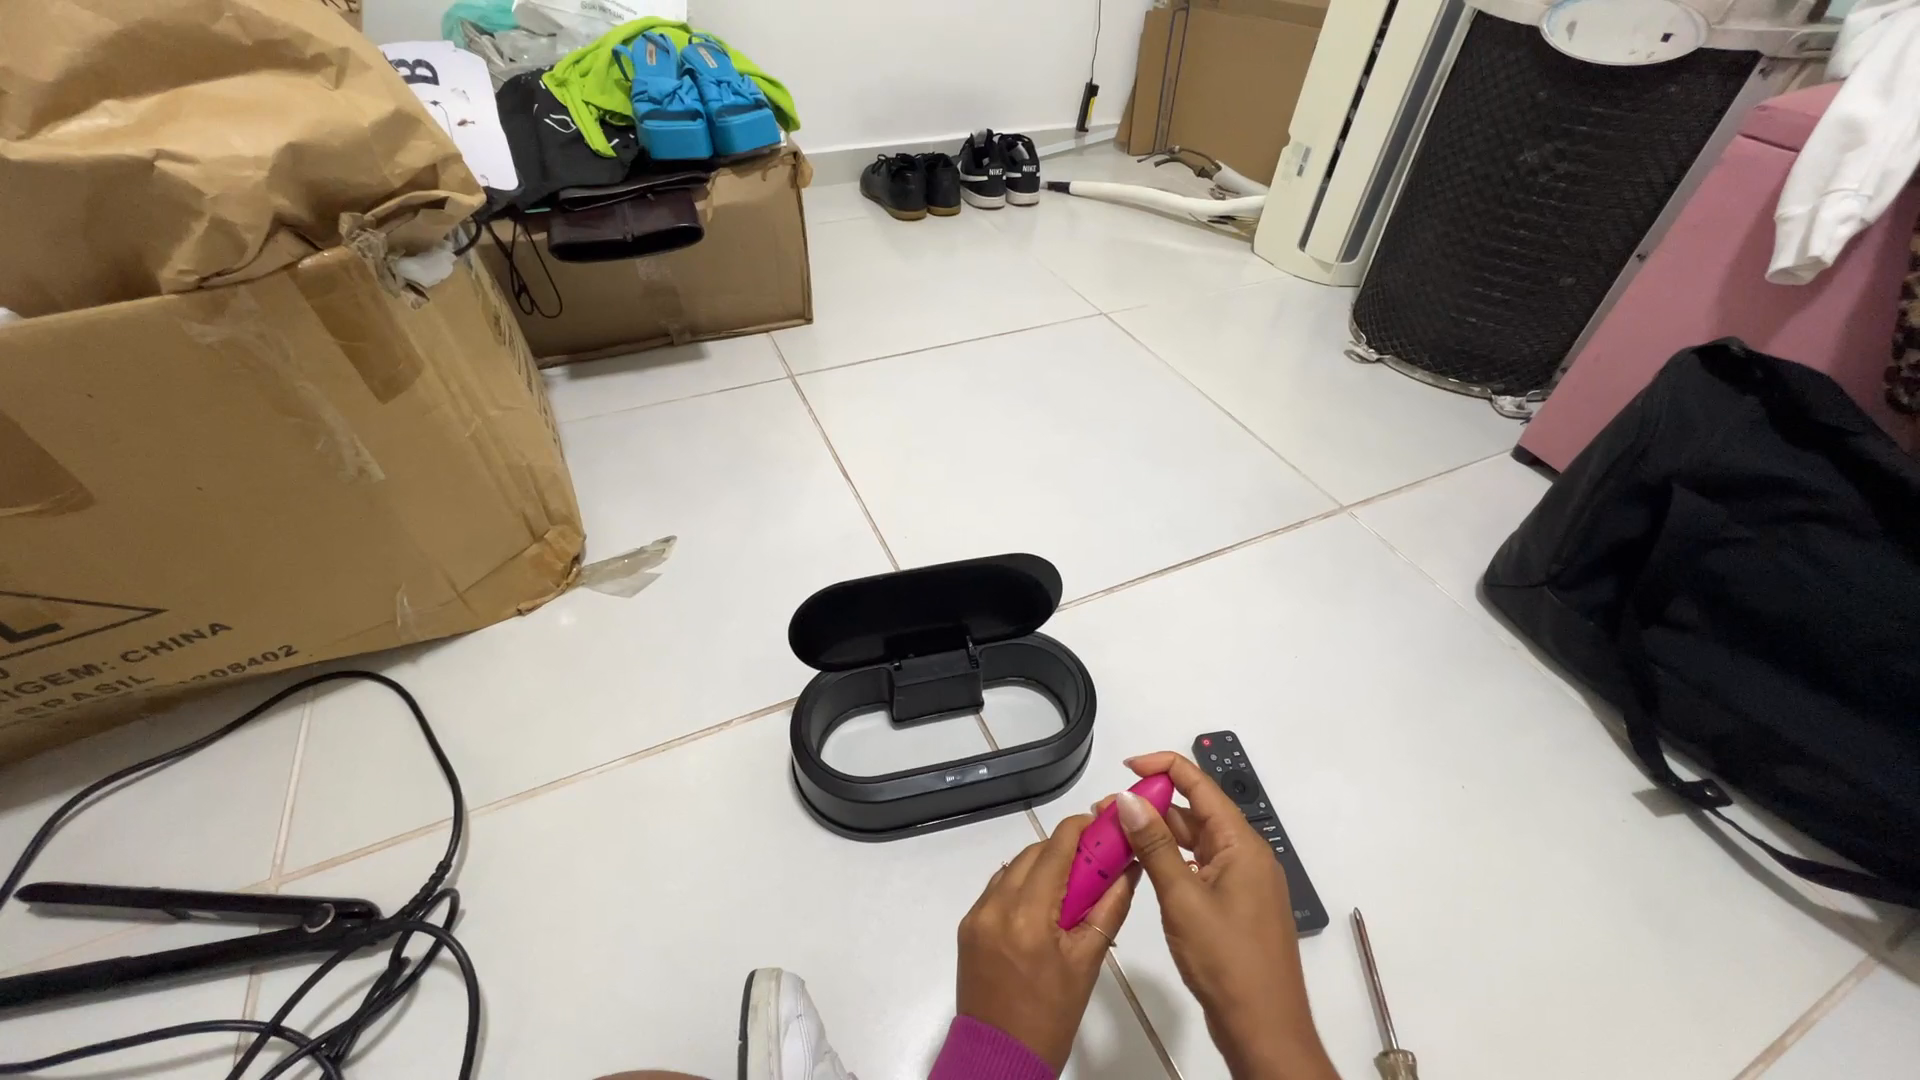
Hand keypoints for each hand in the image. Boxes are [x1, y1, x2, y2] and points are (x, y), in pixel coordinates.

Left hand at [957, 814, 1139, 1071]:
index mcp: (1028, 915)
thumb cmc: (1052, 1016)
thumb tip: (1129, 869)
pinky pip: (998, 888)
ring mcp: (977, 914)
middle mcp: (996, 905)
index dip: (1080, 828)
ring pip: (1013, 868)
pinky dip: (1021, 885)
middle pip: (1033, 854)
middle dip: (1064, 849)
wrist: (999, 1059)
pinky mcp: (968, 925)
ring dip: (1041, 865)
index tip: (1102, 822)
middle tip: (1095, 857)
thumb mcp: (1087, 963)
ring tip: (1071, 882)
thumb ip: (1109, 909)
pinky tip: (1042, 902)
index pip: (1055, 850)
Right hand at [1107, 753, 1338, 1079]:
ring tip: (1114, 836)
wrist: (1264, 1031)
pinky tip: (1140, 867)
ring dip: (1156, 834)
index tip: (1125, 768)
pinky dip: (1169, 860)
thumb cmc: (1226, 960)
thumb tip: (1127, 798)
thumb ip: (1153, 844)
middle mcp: (1244, 854)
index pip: (1200, 784)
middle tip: (1106, 811)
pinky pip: (1197, 866)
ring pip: (1193, 840)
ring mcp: (1240, 881)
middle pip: (1195, 810)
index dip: (1162, 766)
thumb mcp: (1182, 897)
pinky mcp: (1233, 904)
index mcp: (1240, 843)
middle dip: (1151, 804)